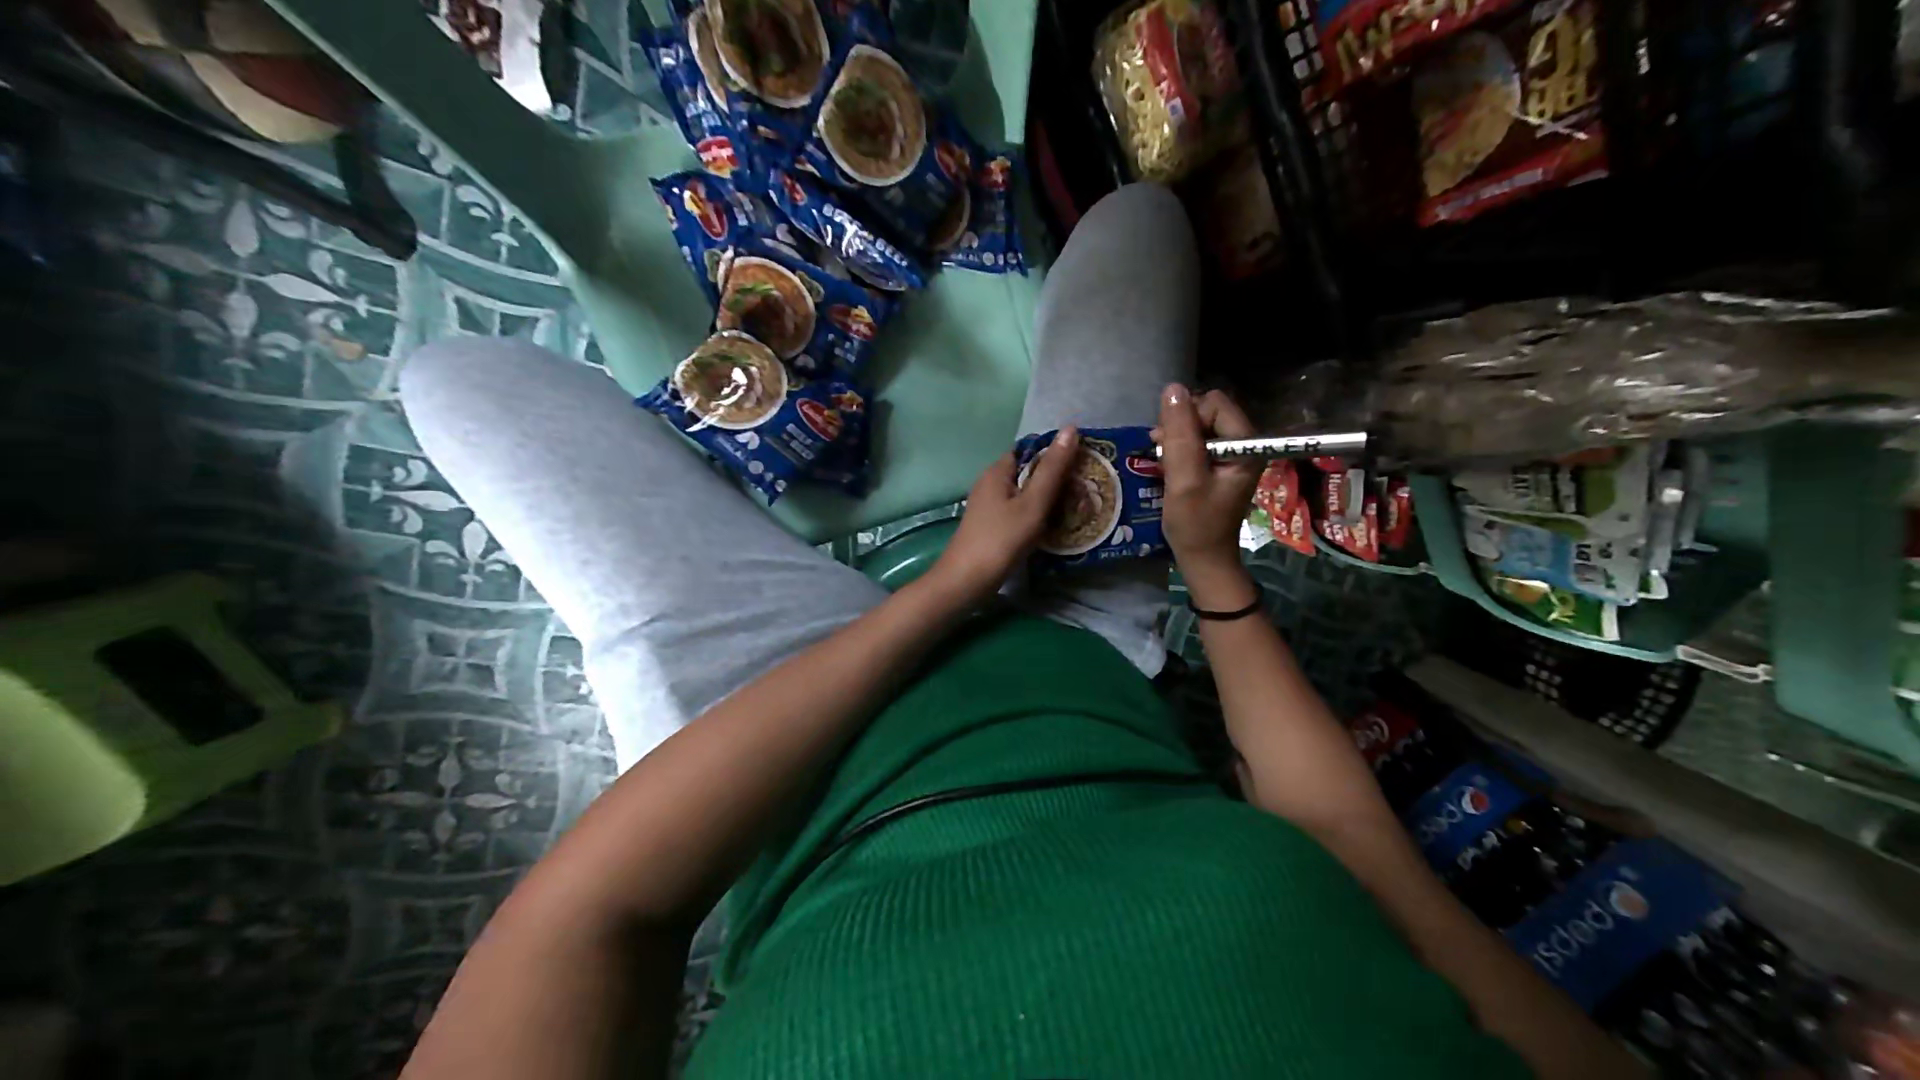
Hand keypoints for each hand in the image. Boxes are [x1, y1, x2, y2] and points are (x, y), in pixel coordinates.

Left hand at [923, 427, 1082, 608]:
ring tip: (1080, 506)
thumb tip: (1071, 428)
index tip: (1085, 463)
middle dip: (1057, 478)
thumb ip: (1052, 469)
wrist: (966, 581)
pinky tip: (1057, 526)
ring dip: (1050, 499)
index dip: (1057, 452)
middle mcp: (992, 483)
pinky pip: (1021, 512)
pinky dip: (1039, 516)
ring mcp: (990, 506)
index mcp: (998, 471)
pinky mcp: (993, 526)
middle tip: (1088, 488)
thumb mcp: (1033, 503)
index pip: (1031, 449)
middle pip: (1030, 472)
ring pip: (1027, 494)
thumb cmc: (1001, 539)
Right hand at [1157, 383, 1260, 609]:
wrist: (1203, 559)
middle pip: (1207, 411)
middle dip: (1181, 427)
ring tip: (1164, 461)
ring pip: (1199, 425)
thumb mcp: (1184, 478)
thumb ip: (1180, 434)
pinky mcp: (1219, 464)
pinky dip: (1180, 449)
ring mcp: (1231, 454)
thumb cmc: (1195, 523)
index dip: (1187, 417)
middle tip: (1163, 453)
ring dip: (1177, 439)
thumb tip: (1172, 389)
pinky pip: (1197, 441)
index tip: (1170, 445)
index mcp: (1246, 445)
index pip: (1214, 403)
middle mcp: (1243, 444)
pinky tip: (1169, 466)